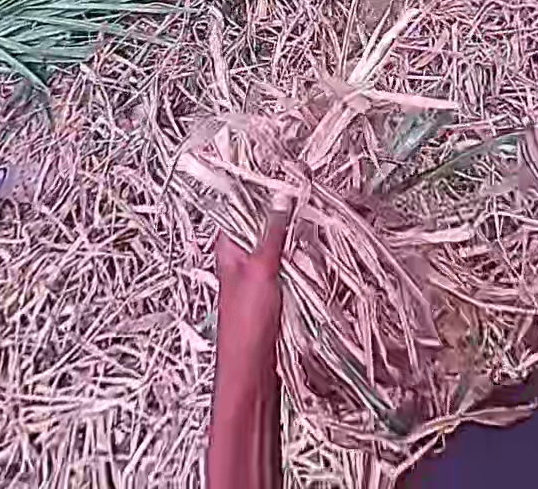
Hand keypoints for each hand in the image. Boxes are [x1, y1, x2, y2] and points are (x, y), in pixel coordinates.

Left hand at [208, 200, 293, 488]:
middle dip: (278, 197)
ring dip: (288, 218)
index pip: (238, 199)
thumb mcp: (262, 270)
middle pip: (256, 213)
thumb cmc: (246, 324)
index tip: (278, 161)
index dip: (256, 179)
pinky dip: (294, 240)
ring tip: (310, 198)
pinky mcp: (268, 282)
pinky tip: (310, 233)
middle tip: (303, 177)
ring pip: (271, 231)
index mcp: (227, 242)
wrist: (251, 374)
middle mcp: (238, 249)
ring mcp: (253, 265)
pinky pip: (281, 250)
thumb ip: (273, 231)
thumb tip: (282, 194)